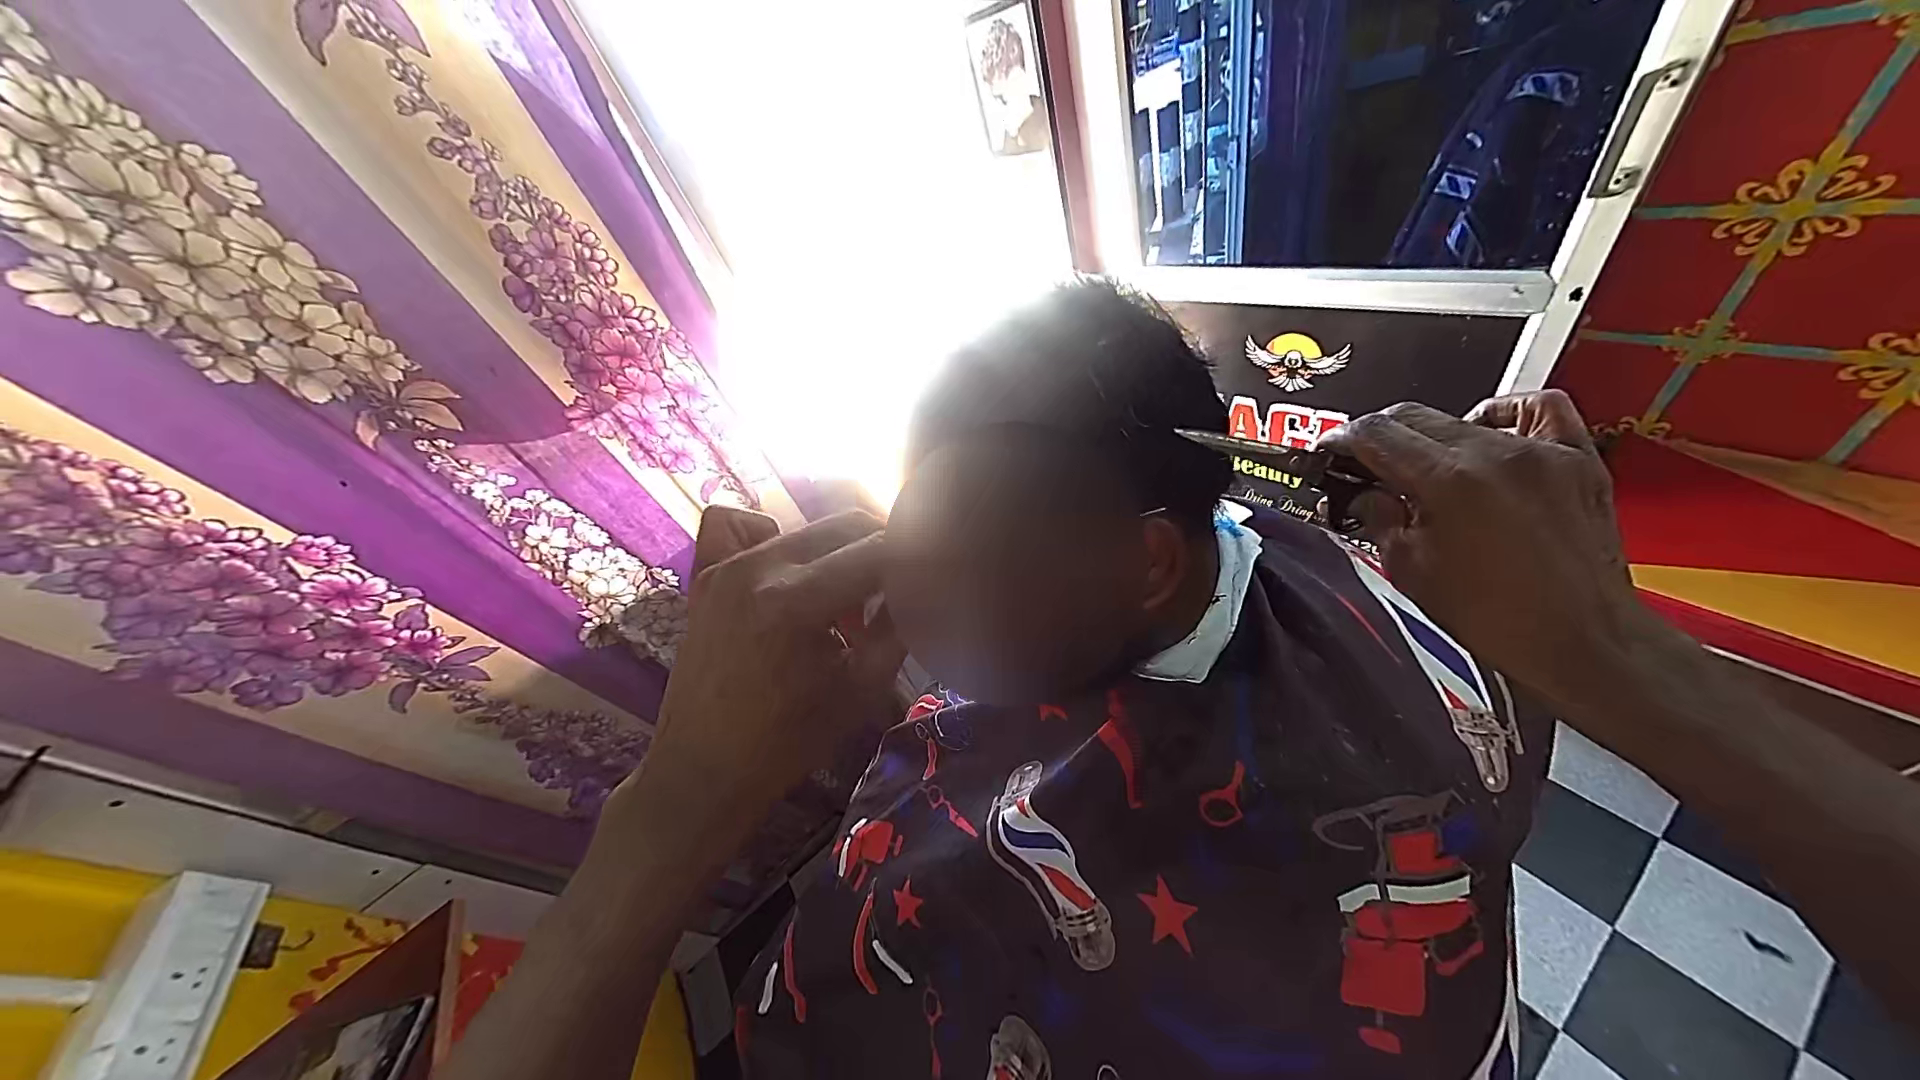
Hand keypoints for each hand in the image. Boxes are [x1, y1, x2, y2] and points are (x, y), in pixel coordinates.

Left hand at [607, 508, 905, 856]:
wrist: (703, 768)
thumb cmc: (788, 741)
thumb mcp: (862, 688)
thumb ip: (899, 626)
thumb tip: (925, 583)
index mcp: (795, 601)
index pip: (878, 550)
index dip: (916, 559)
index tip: (935, 575)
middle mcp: (757, 566)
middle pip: (847, 524)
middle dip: (885, 547)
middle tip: (900, 586)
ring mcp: (726, 564)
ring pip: (810, 528)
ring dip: (845, 552)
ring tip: (851, 600)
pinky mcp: (709, 572)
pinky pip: (750, 526)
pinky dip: (783, 539)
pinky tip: (794, 577)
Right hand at [1317, 390, 1658, 708]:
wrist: (1581, 641)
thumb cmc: (1498, 617)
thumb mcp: (1409, 568)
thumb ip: (1379, 518)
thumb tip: (1364, 495)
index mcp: (1449, 481)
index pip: (1375, 433)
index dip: (1341, 440)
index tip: (1331, 451)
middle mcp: (1497, 454)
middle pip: (1413, 416)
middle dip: (1377, 437)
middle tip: (1363, 465)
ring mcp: (1542, 451)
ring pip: (1462, 414)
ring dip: (1429, 435)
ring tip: (1423, 465)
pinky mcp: (1575, 460)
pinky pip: (1537, 410)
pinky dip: (1502, 415)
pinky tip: (1486, 435)